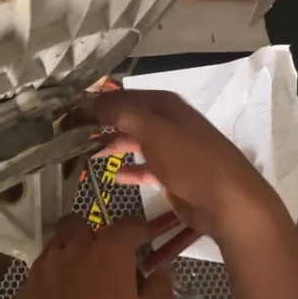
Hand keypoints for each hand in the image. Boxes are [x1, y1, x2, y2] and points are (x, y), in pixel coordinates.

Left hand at [0, 215, 175, 298]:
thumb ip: (160, 288)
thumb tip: (161, 269)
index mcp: (108, 252)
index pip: (129, 224)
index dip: (143, 230)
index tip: (152, 240)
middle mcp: (72, 249)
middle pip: (83, 225)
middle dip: (98, 236)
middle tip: (112, 264)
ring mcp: (44, 267)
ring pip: (60, 245)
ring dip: (74, 254)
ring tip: (87, 285)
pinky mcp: (25, 288)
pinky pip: (44, 270)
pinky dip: (57, 277)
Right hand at [87, 90, 282, 240]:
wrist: (229, 202)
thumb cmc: (191, 160)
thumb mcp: (154, 131)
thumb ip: (122, 114)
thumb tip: (91, 101)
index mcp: (166, 106)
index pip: (124, 96)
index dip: (97, 102)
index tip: (69, 112)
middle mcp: (169, 123)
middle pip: (129, 118)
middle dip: (102, 123)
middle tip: (71, 133)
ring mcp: (173, 149)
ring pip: (136, 142)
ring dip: (113, 144)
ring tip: (86, 151)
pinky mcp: (174, 175)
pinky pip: (146, 168)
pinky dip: (130, 170)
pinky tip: (113, 176)